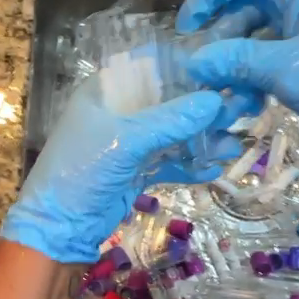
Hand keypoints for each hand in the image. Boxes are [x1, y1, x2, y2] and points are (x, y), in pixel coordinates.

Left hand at [1, 80, 236, 263]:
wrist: (58, 227)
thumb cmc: (82, 171)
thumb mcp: (127, 141)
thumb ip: (172, 121)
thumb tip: (217, 101)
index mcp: (105, 91)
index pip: (152, 70)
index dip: (188, 72)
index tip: (225, 76)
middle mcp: (117, 111)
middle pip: (167, 103)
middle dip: (202, 110)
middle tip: (239, 112)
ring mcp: (127, 142)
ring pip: (171, 134)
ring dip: (200, 139)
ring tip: (232, 145)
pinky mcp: (135, 170)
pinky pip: (167, 161)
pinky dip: (188, 164)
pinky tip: (213, 167)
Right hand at [177, 0, 298, 199]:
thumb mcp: (284, 70)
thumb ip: (235, 61)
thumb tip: (194, 62)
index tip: (188, 28)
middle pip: (248, 3)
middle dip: (222, 38)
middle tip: (206, 72)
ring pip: (260, 33)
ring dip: (237, 62)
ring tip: (227, 95)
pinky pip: (276, 51)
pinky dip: (258, 72)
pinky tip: (249, 101)